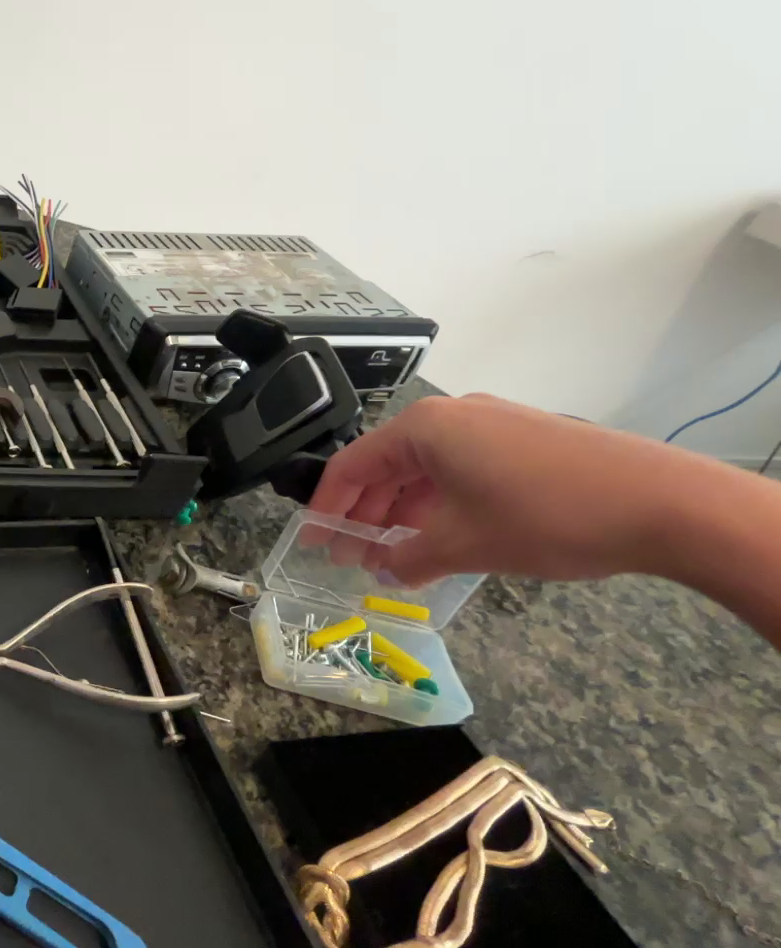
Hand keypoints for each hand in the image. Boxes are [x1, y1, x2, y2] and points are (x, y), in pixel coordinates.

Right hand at [309, 393, 725, 584]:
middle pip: (387, 466)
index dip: (327, 507)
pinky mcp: (528, 440)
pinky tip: (443, 536)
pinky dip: (441, 503)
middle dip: (366, 514)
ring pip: (426, 470)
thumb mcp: (463, 545)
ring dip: (404, 512)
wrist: (674, 506)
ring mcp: (494, 425)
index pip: (351, 466)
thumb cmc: (548, 516)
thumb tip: (383, 572)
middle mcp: (452, 417)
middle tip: (353, 556)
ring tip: (395, 554)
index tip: (315, 540)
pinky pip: (462, 469)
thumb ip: (407, 559)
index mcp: (423, 428)